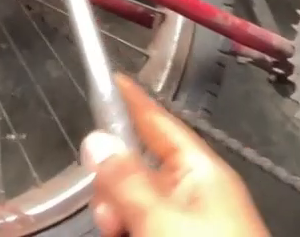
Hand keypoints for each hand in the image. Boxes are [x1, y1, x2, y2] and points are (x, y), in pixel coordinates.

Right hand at [81, 74, 269, 236]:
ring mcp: (194, 227)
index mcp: (203, 174)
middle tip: (106, 211)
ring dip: (119, 213)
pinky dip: (132, 229)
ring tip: (114, 231)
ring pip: (139, 203)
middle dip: (116, 181)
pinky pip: (148, 226)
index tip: (109, 79)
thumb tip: (96, 139)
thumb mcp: (162, 220)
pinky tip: (122, 235)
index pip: (160, 122)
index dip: (134, 101)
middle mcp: (199, 196)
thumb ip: (125, 180)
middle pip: (143, 167)